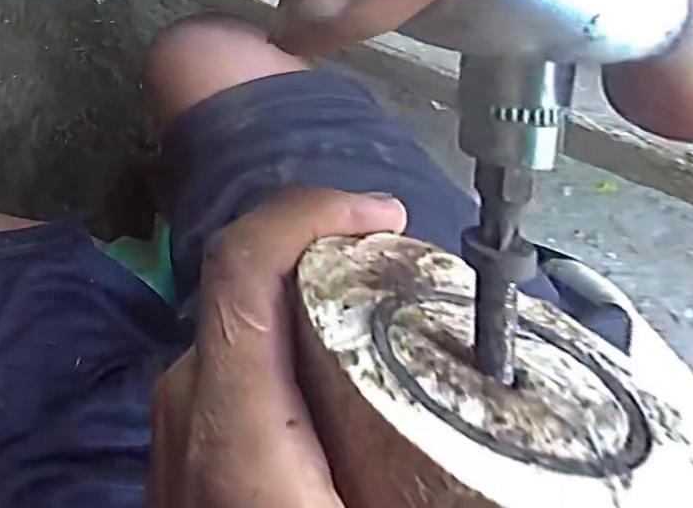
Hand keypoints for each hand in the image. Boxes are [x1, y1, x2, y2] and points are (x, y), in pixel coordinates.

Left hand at [149, 188, 405, 507]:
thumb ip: (433, 489)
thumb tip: (511, 481)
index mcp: (229, 417)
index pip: (238, 268)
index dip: (298, 216)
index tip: (377, 212)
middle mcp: (189, 389)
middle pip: (249, 287)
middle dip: (328, 260)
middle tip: (415, 272)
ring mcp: (180, 402)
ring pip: (249, 324)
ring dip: (317, 304)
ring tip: (400, 319)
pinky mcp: (190, 423)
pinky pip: (244, 359)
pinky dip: (296, 345)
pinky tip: (352, 374)